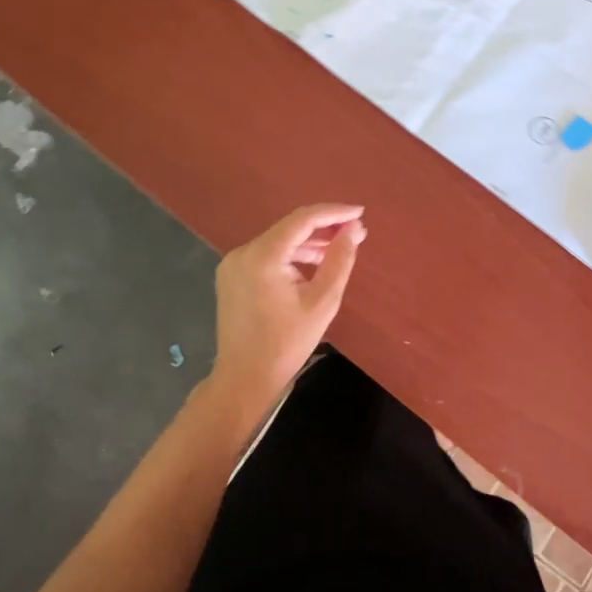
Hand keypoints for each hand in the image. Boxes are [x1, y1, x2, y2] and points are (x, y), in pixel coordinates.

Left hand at [211, 204, 366, 399]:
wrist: (245, 378)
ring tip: (337, 252)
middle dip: (322, 229)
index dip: (333, 213)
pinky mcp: (231, 277)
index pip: (302, 219)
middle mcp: (243, 252)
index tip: (360, 213)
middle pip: (289, 229)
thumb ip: (339, 260)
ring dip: (307, 244)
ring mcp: (233, 264)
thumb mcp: (322, 302)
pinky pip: (266, 256)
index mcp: (263, 256)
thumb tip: (353, 229)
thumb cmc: (287, 344)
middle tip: (355, 234)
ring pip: (278, 243)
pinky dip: (290, 257)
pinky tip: (311, 266)